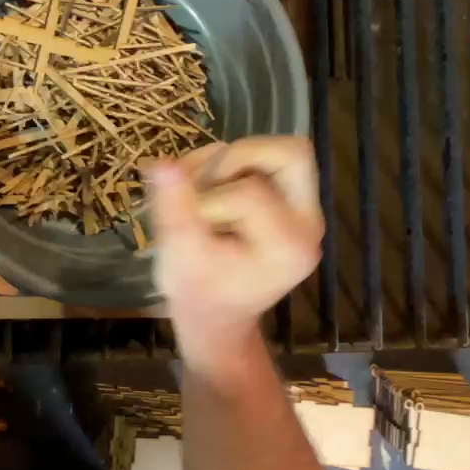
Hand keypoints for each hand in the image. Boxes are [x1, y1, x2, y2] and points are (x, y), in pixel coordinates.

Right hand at [148, 136, 323, 368]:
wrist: (215, 318)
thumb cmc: (198, 295)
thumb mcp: (179, 255)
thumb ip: (174, 207)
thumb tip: (163, 162)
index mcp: (288, 244)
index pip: (250, 192)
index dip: (209, 201)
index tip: (192, 228)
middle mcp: (307, 223)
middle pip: (290, 153)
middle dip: (237, 157)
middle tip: (207, 181)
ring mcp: (301, 210)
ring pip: (274, 150)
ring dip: (227, 161)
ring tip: (197, 191)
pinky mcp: (284, 200)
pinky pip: (261, 158)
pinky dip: (226, 164)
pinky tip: (201, 191)